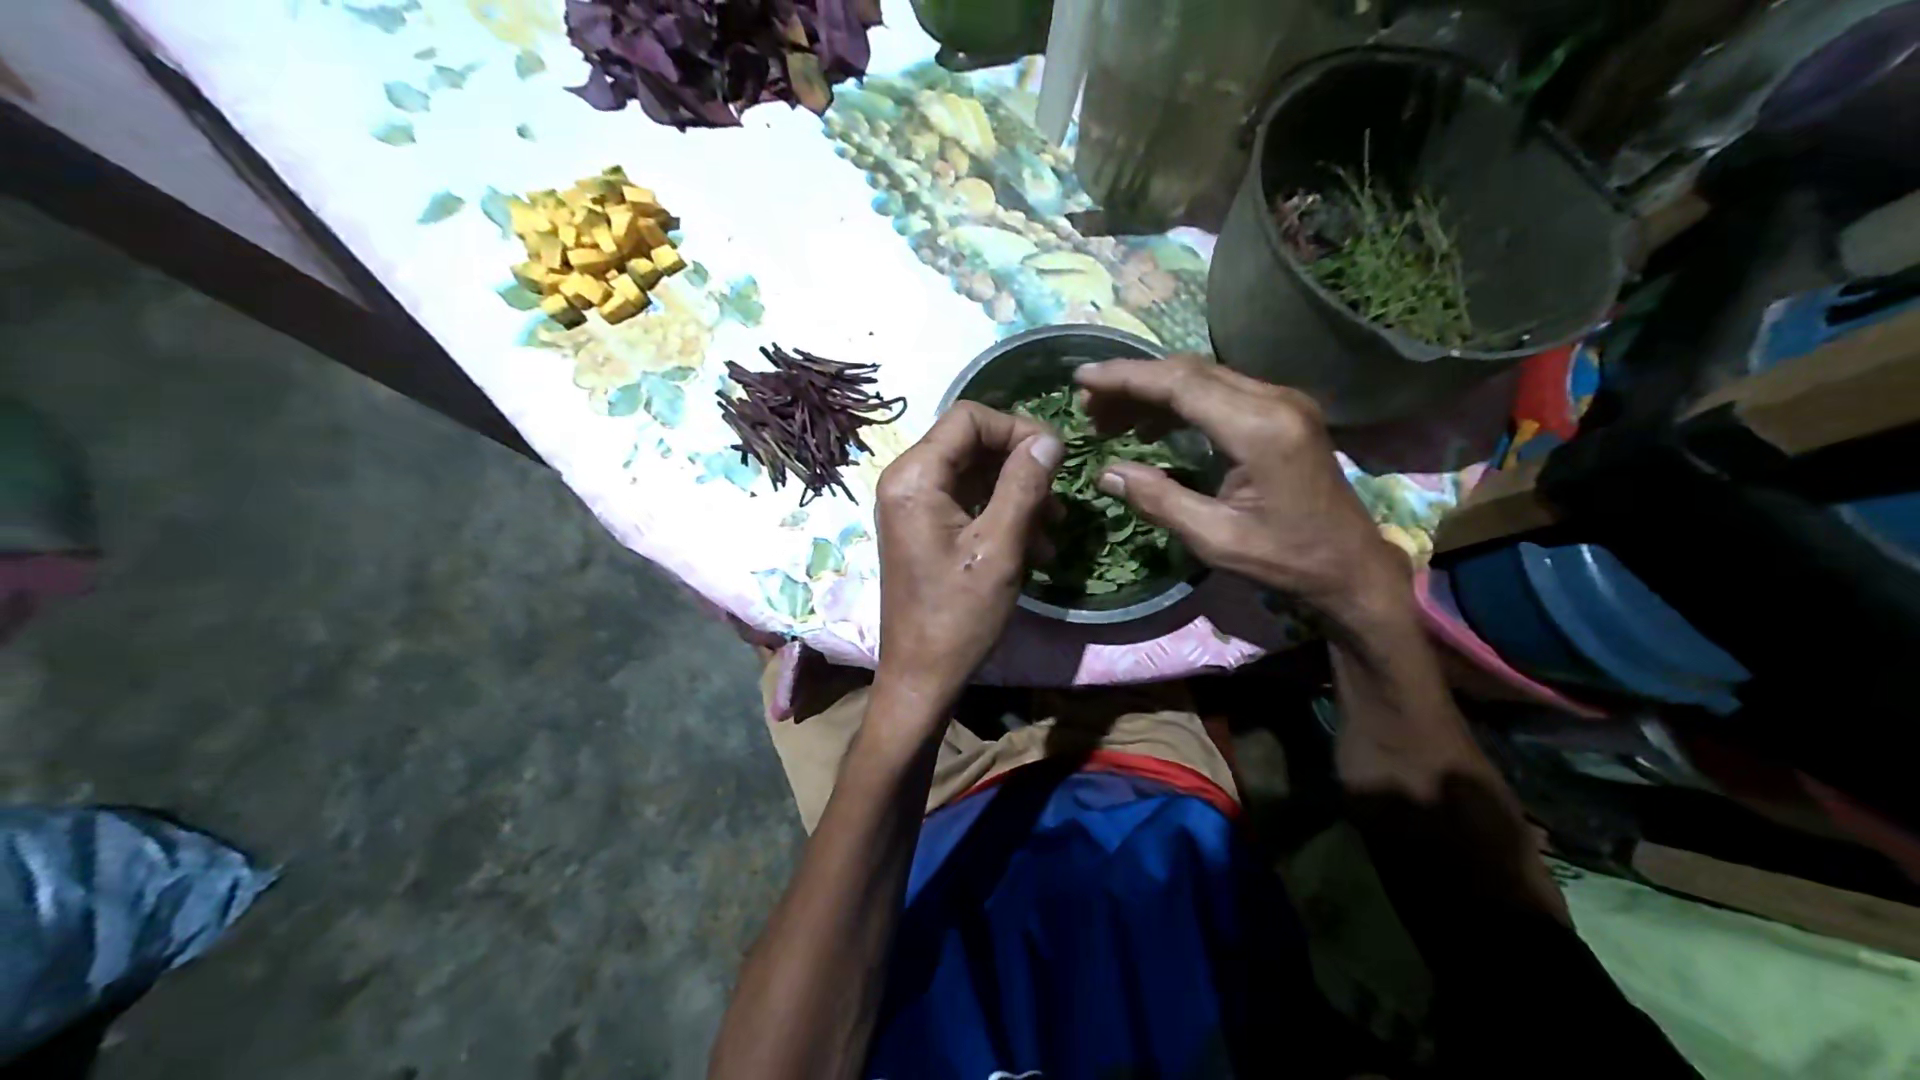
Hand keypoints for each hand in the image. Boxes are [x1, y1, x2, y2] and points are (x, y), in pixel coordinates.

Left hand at [874, 402, 1062, 706]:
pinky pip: (967, 502)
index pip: (969, 418)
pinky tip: (1032, 547)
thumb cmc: (959, 614)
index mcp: (915, 477)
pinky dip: (1001, 514)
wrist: (922, 674)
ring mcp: (913, 505)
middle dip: (1020, 466)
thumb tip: (1049, 438)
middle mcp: (906, 481)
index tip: (1055, 457)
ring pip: (974, 474)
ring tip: (1051, 531)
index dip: (1016, 428)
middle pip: (972, 443)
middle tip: (1058, 500)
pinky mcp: (923, 528)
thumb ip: (1024, 485)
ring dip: (1017, 494)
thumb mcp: (1000, 546)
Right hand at [1074, 355, 1404, 623]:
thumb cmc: (1286, 558)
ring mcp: (1283, 403)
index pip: (1179, 384)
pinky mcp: (1283, 413)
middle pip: (1189, 372)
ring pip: (1204, 378)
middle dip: (1133, 383)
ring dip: (1153, 392)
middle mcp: (1274, 401)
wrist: (1350, 565)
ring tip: (1111, 419)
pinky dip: (1180, 403)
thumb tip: (1106, 472)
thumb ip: (1158, 500)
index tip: (1082, 378)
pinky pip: (1221, 393)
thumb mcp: (1214, 538)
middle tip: (1088, 406)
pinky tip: (1152, 428)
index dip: (1125, 377)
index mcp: (1258, 429)